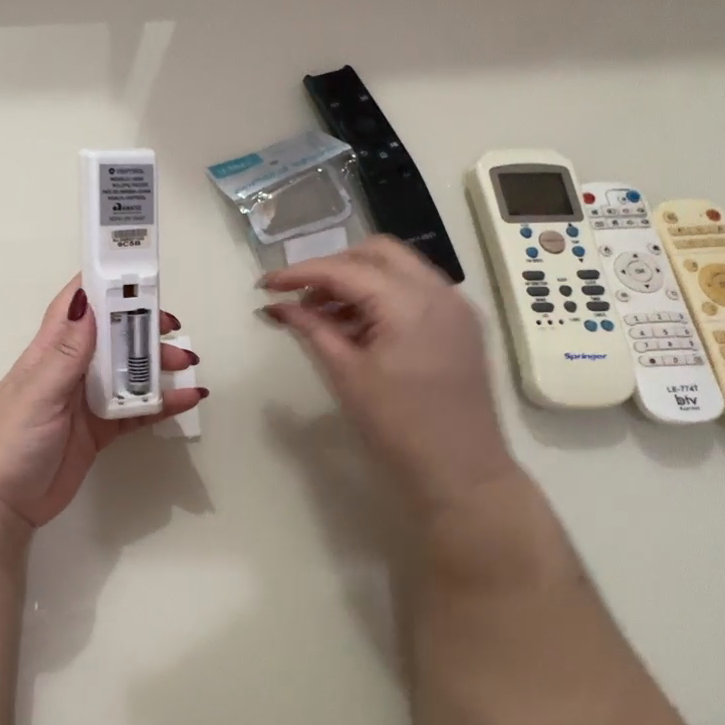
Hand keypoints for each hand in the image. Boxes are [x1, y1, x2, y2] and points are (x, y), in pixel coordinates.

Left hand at [0, 278, 206, 529]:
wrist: (3, 504)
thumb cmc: (11, 442)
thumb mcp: (38, 394)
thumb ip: (66, 354)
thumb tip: (87, 303)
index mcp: (47, 353)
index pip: (76, 306)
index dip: (104, 285)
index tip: (139, 272)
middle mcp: (68, 370)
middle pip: (112, 337)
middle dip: (144, 327)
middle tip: (176, 327)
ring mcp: (84, 401)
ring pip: (128, 371)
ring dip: (157, 364)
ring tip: (187, 365)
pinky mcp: (99, 431)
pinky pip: (135, 410)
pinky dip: (161, 403)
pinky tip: (187, 399)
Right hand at [260, 236, 515, 506]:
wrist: (460, 471)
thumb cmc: (397, 426)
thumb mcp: (345, 374)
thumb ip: (311, 329)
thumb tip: (277, 306)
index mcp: (409, 304)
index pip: (345, 270)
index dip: (300, 273)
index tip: (264, 285)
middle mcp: (439, 292)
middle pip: (377, 252)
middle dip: (332, 266)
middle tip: (299, 295)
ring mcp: (455, 306)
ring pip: (398, 268)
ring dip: (356, 280)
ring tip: (321, 315)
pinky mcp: (460, 324)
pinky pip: (414, 290)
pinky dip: (380, 296)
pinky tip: (355, 327)